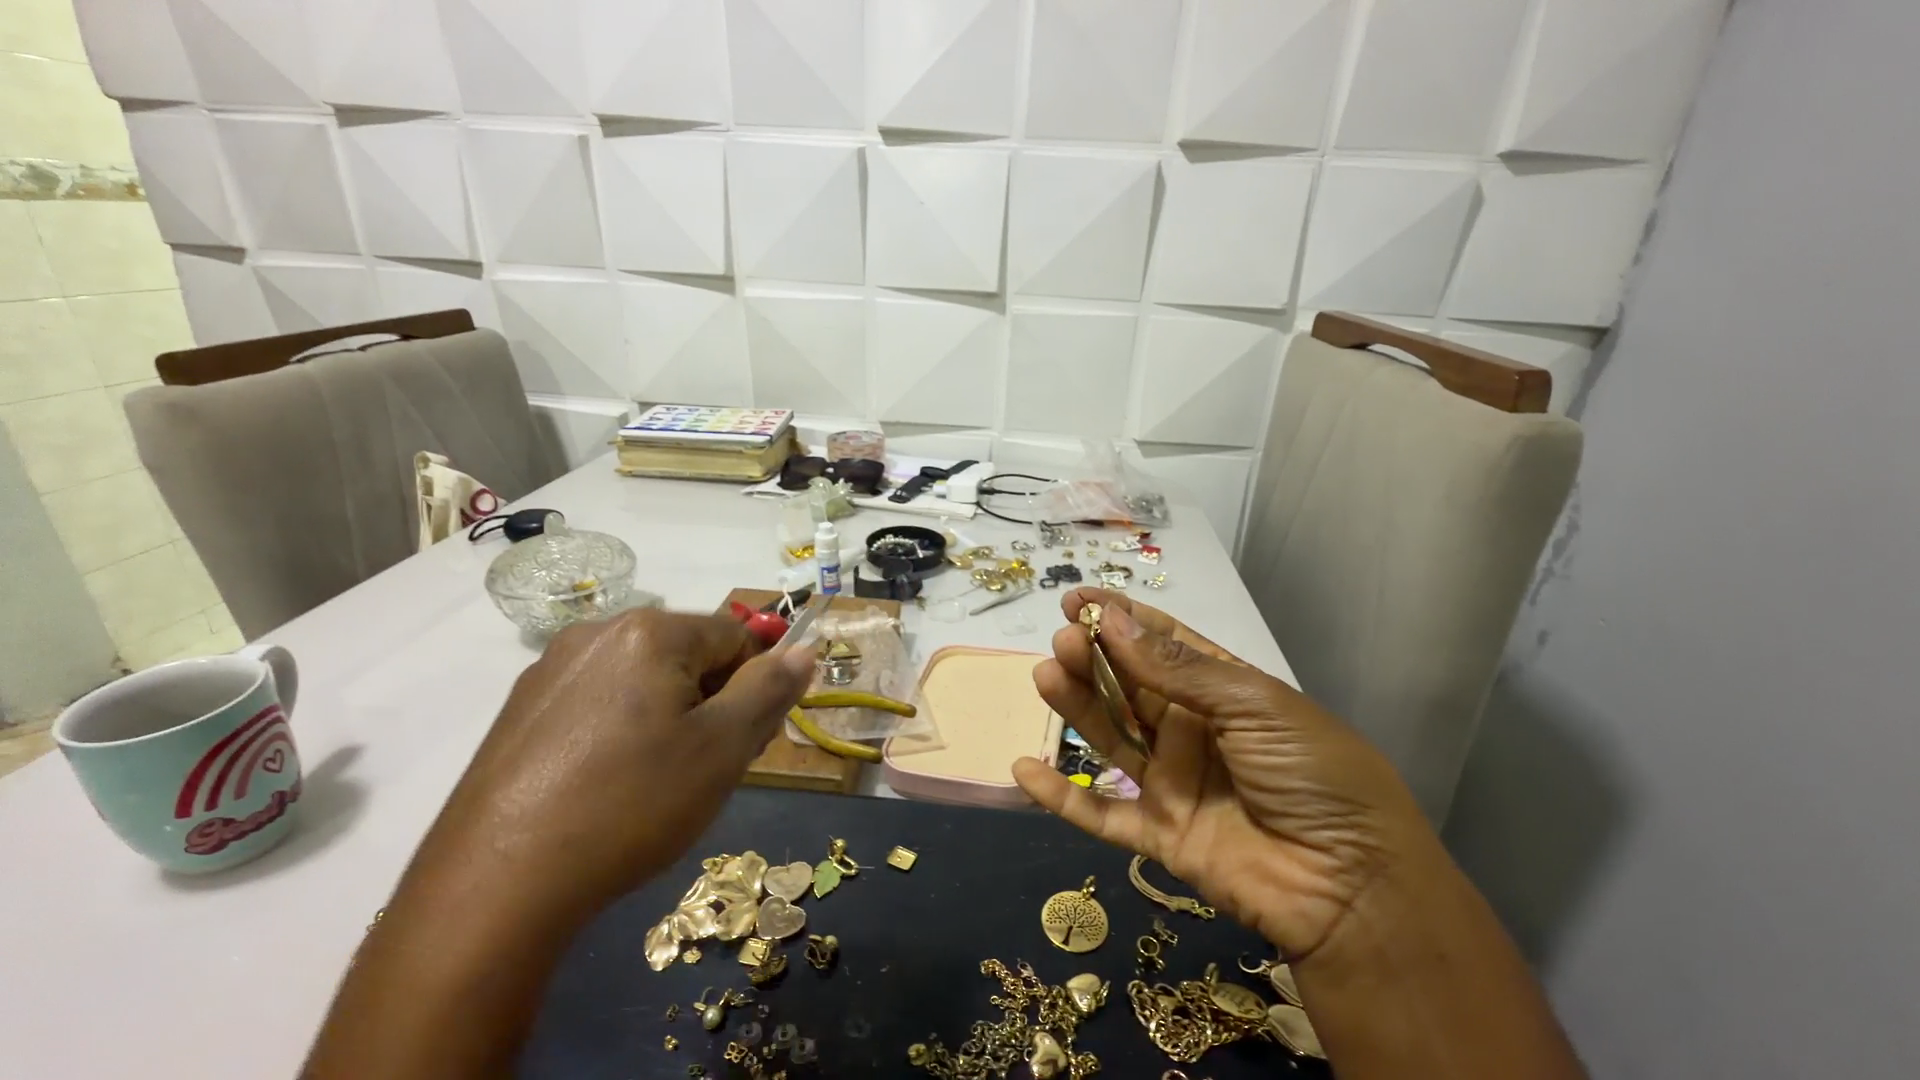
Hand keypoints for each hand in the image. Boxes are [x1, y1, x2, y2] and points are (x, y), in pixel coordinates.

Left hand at [424, 609, 815, 917]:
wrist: (496, 882)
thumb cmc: (629, 806)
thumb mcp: (721, 751)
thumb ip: (769, 691)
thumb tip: (804, 648)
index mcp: (649, 632)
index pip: (736, 637)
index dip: (754, 689)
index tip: (745, 746)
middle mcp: (596, 633)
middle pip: (687, 657)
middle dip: (710, 706)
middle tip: (702, 773)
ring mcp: (549, 671)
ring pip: (641, 683)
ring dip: (667, 721)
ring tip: (652, 788)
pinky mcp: (519, 712)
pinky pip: (596, 706)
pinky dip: (618, 736)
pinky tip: (605, 789)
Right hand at [1013, 590, 1427, 960]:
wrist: (1352, 885)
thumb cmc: (1313, 774)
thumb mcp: (1253, 706)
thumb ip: (1176, 670)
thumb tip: (1111, 619)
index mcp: (1227, 692)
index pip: (1164, 645)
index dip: (1121, 619)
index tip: (1076, 598)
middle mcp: (1196, 732)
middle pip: (1131, 687)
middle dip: (1094, 659)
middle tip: (1061, 639)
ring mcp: (1176, 784)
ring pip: (1112, 739)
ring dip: (1077, 708)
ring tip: (1045, 676)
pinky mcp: (1161, 836)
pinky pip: (1102, 814)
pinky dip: (1062, 797)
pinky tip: (1025, 768)